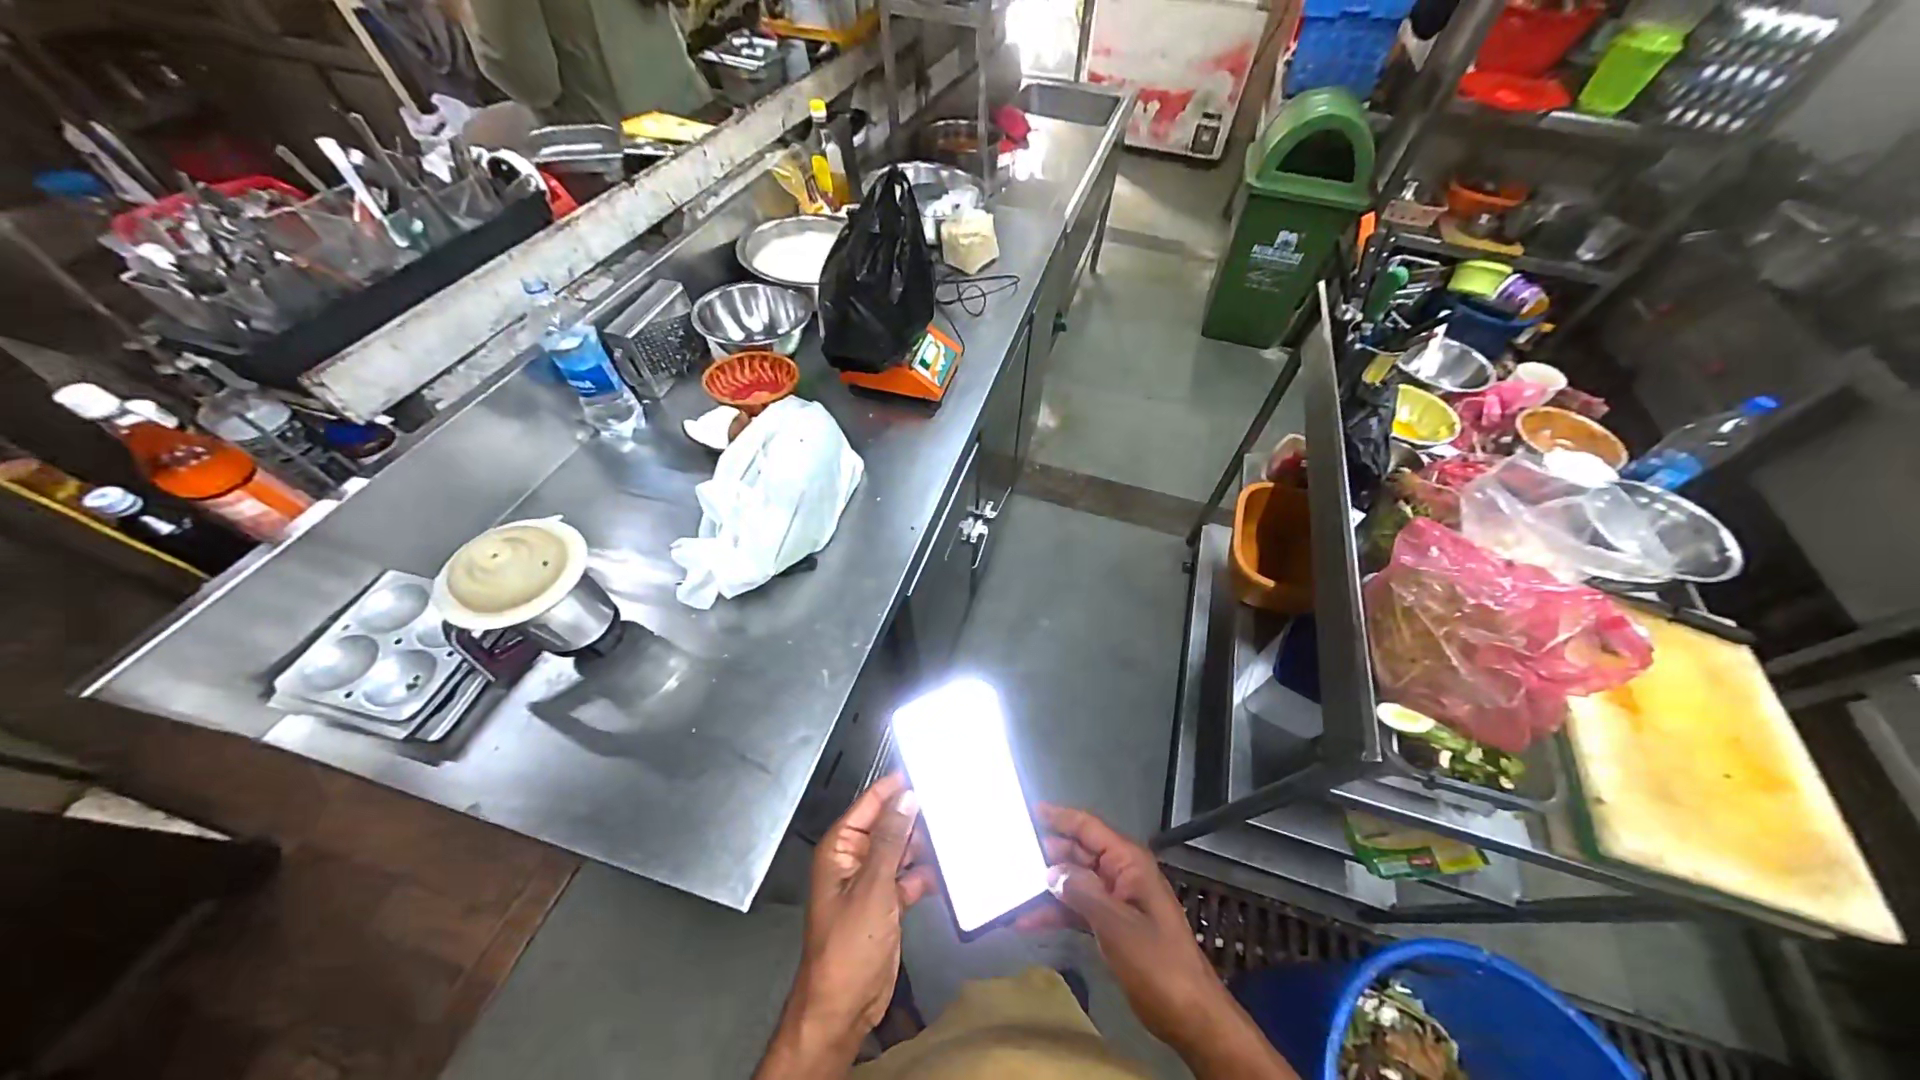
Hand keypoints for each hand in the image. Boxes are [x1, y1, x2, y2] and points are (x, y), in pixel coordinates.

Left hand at [755, 773, 934, 1078]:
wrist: (843, 1006)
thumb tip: (906, 797)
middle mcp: (855, 859)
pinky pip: (910, 877)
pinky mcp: (888, 902)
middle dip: (917, 817)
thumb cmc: (847, 947)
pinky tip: (949, 872)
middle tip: (951, 806)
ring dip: (925, 847)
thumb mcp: (872, 887)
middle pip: (890, 824)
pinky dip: (927, 875)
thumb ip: (891, 840)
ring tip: (956, 836)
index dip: (896, 786)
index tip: (926, 770)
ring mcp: (872, 881)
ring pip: (903, 850)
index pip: (870, 803)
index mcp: (841, 847)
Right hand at [1016, 804, 1298, 1079]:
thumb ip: (1081, 891)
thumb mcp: (1116, 924)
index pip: (1088, 828)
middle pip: (1077, 853)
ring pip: (1073, 882)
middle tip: (1008, 854)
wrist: (1190, 1015)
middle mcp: (1120, 874)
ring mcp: (1115, 901)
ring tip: (1010, 889)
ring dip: (1045, 888)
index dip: (1059, 816)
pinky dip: (1054, 913)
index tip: (1028, 810)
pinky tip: (1026, 921)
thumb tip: (1051, 871)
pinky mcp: (1111, 926)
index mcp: (1128, 863)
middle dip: (1045, 854)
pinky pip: (1077, 909)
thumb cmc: (1158, 963)